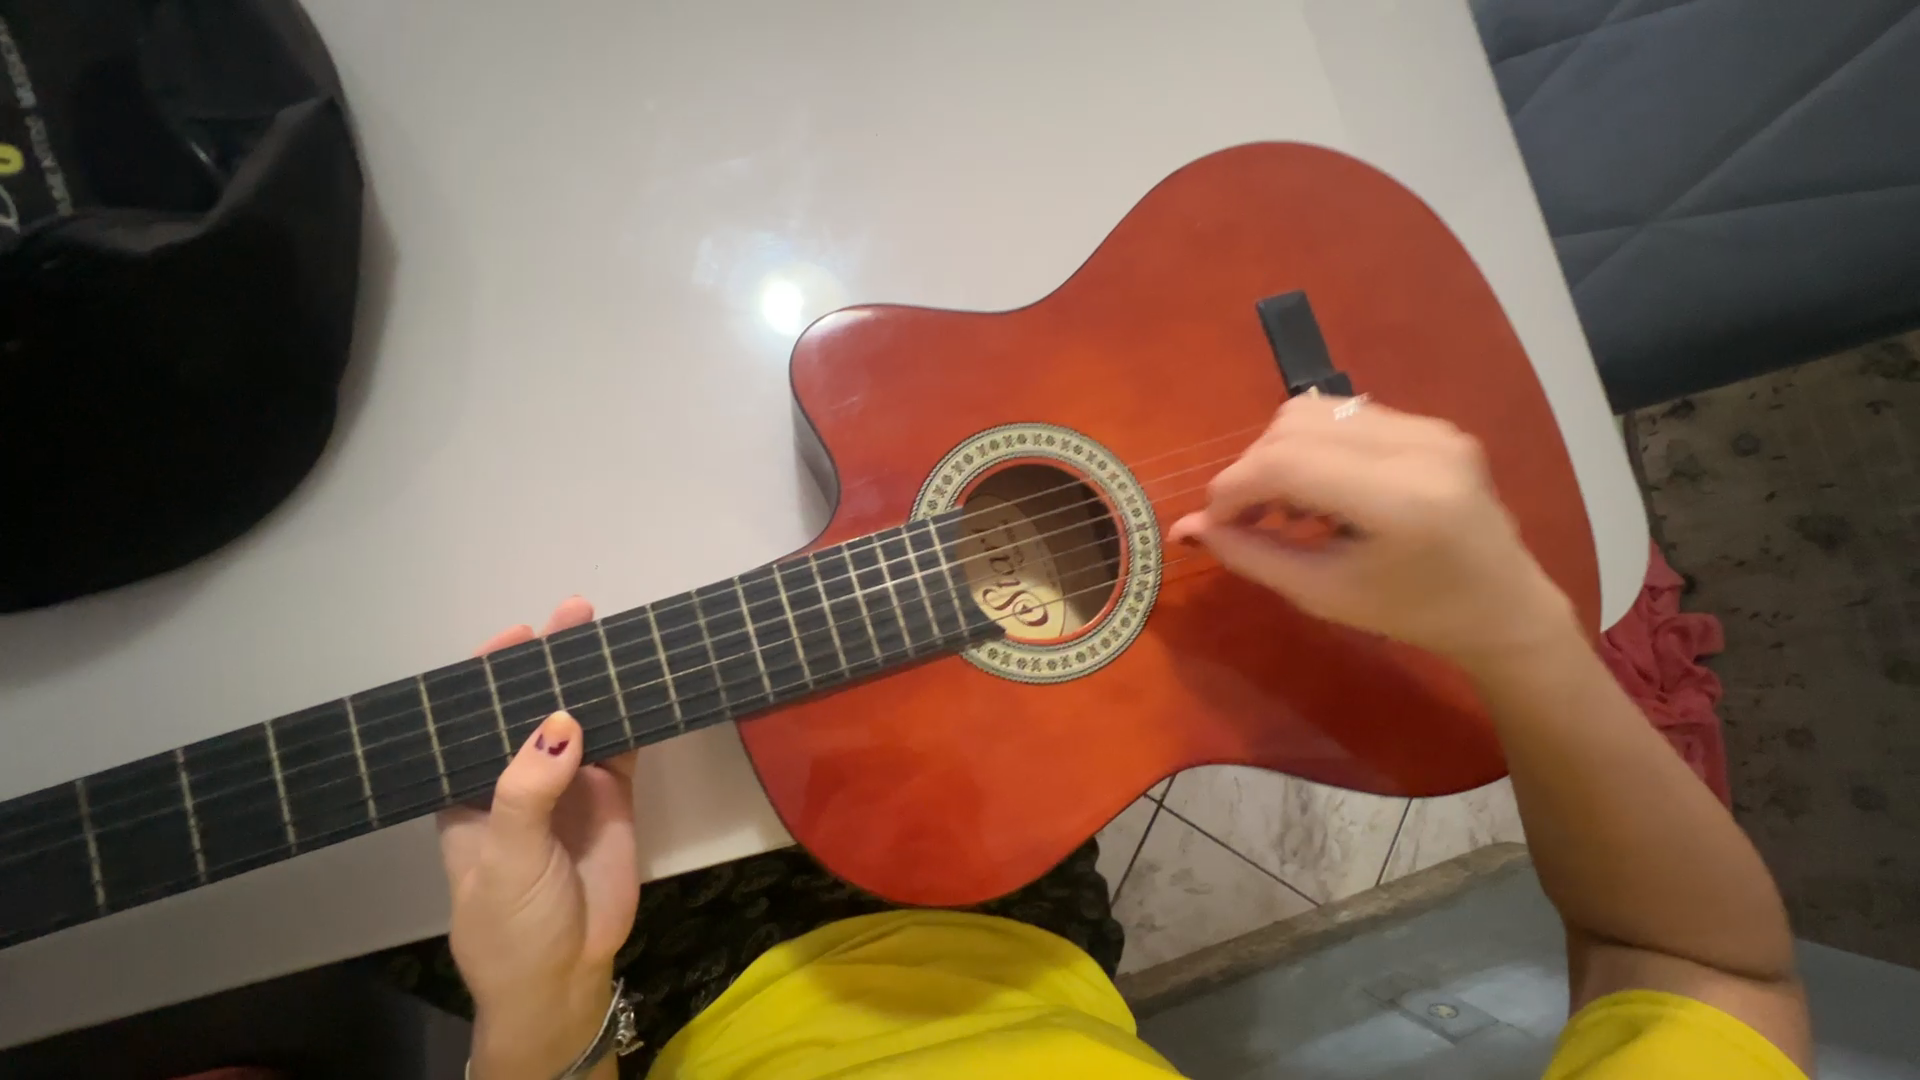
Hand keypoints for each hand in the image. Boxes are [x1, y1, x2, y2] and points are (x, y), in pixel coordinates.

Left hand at [437, 596, 638, 1079]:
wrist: (565, 971)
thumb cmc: (508, 921)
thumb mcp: (505, 858)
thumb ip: (527, 789)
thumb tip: (565, 718)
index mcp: (472, 789)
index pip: (475, 722)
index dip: (490, 675)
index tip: (517, 633)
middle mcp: (521, 776)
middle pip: (536, 708)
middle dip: (551, 663)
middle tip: (575, 613)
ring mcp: (572, 782)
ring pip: (584, 718)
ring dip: (596, 680)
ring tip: (611, 636)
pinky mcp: (615, 791)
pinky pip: (625, 743)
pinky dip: (634, 713)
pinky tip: (643, 681)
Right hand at [1168, 395, 1577, 670]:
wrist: (1500, 604)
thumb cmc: (1408, 612)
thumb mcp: (1319, 594)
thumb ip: (1247, 554)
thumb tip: (1182, 528)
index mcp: (1401, 501)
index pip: (1286, 464)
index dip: (1233, 488)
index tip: (1216, 525)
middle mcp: (1419, 447)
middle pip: (1292, 427)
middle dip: (1249, 471)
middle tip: (1247, 519)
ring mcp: (1429, 427)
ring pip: (1310, 411)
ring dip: (1275, 454)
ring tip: (1284, 504)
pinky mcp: (1429, 422)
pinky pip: (1339, 415)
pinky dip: (1307, 446)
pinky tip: (1318, 488)